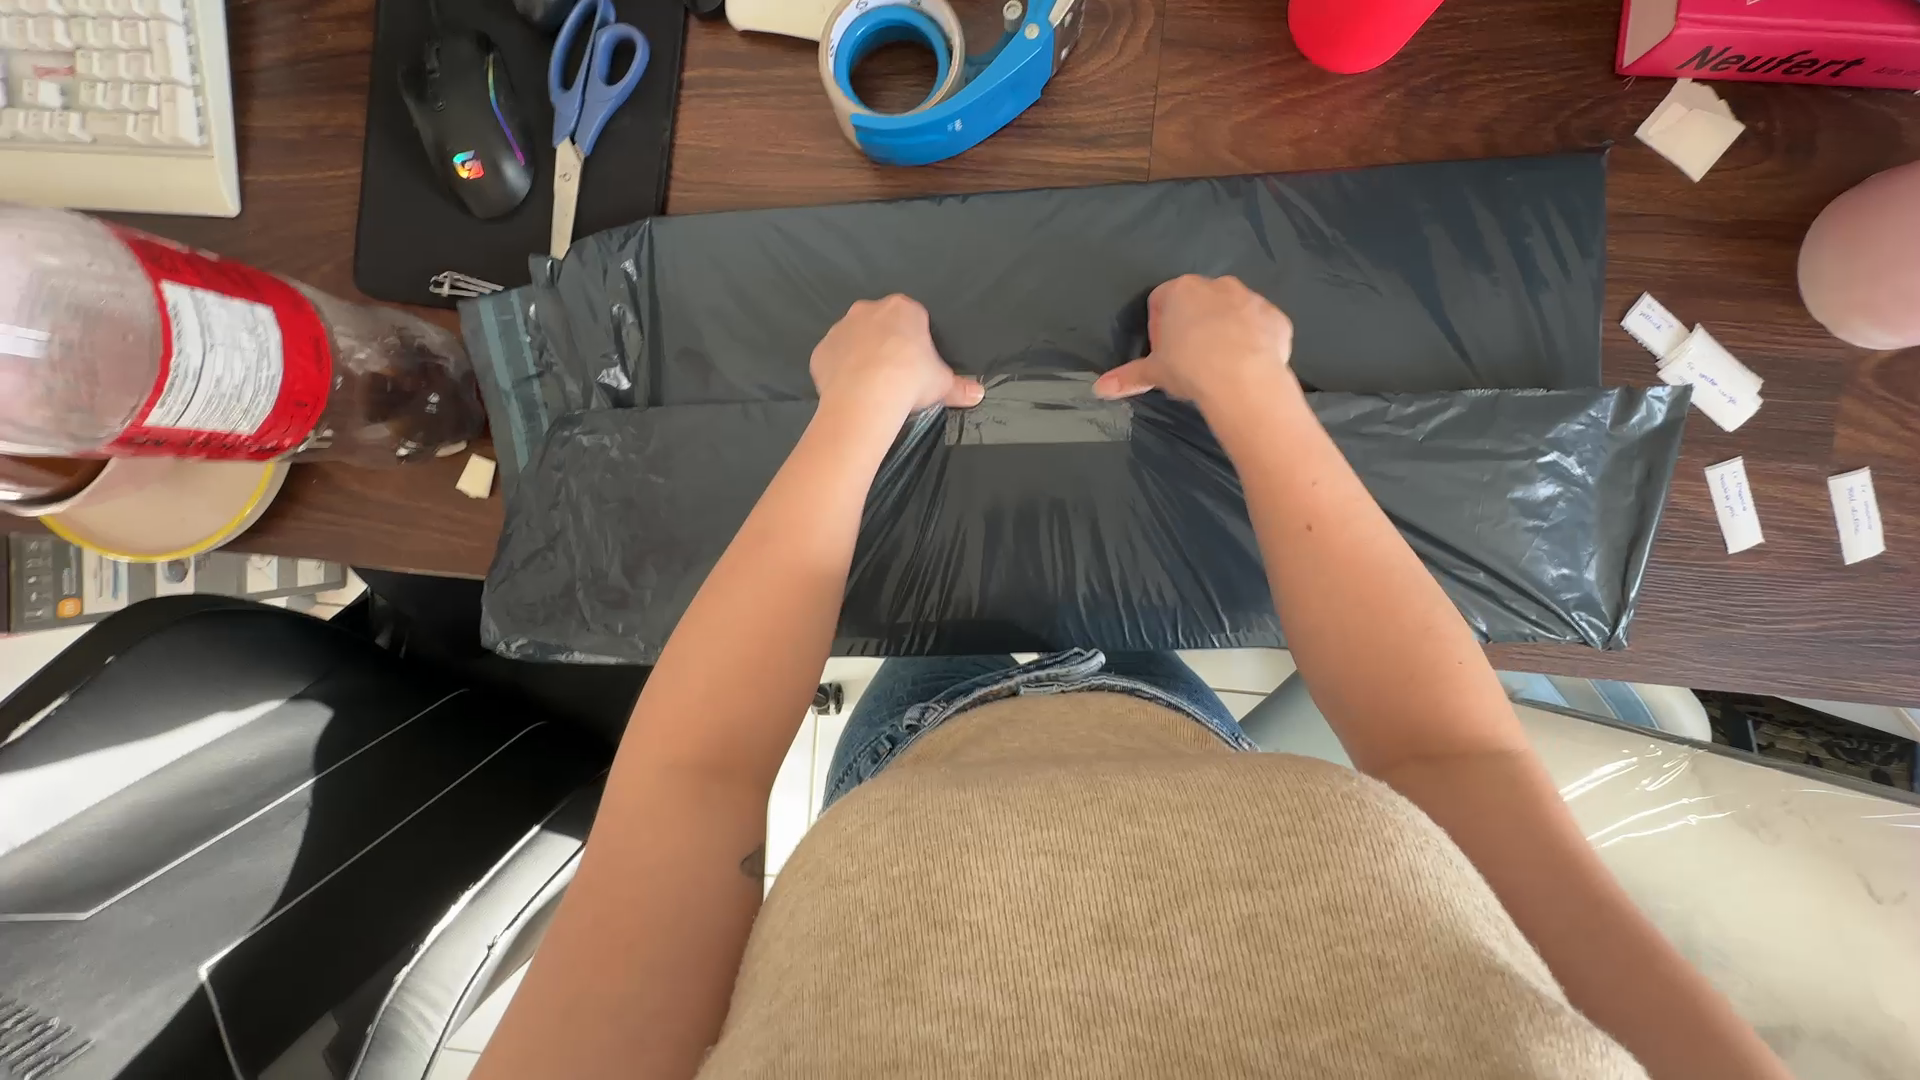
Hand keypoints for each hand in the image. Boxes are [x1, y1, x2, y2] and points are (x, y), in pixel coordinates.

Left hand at [810, 295, 984, 416]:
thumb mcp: (943, 384)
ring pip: (854, 338)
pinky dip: (840, 370)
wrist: (866, 397)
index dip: (916, 340)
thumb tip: (979, 393)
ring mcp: (841, 328)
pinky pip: (833, 358)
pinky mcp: (821, 350)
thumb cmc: (910, 381)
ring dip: (861, 355)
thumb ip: (960, 386)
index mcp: (903, 309)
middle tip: (895, 373)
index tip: (917, 362)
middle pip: (880, 323)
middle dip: (886, 343)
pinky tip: (850, 390)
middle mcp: (868, 310)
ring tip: (871, 385)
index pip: (913, 317)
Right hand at [1093, 275, 1296, 411]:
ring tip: (1219, 366)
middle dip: (1192, 326)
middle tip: (1189, 360)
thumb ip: (1127, 377)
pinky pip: (1259, 327)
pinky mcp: (1276, 318)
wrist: (1243, 379)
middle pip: (1198, 302)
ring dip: (1223, 331)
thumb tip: (1097, 389)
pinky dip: (1253, 342)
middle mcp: (1217, 285)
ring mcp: (1250, 299)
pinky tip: (1246, 366)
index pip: (1161, 300)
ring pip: (1231, 312)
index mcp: (1181, 291)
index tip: (1163, 352)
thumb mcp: (1154, 373)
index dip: (1159, 327)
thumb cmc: (1189, 367)